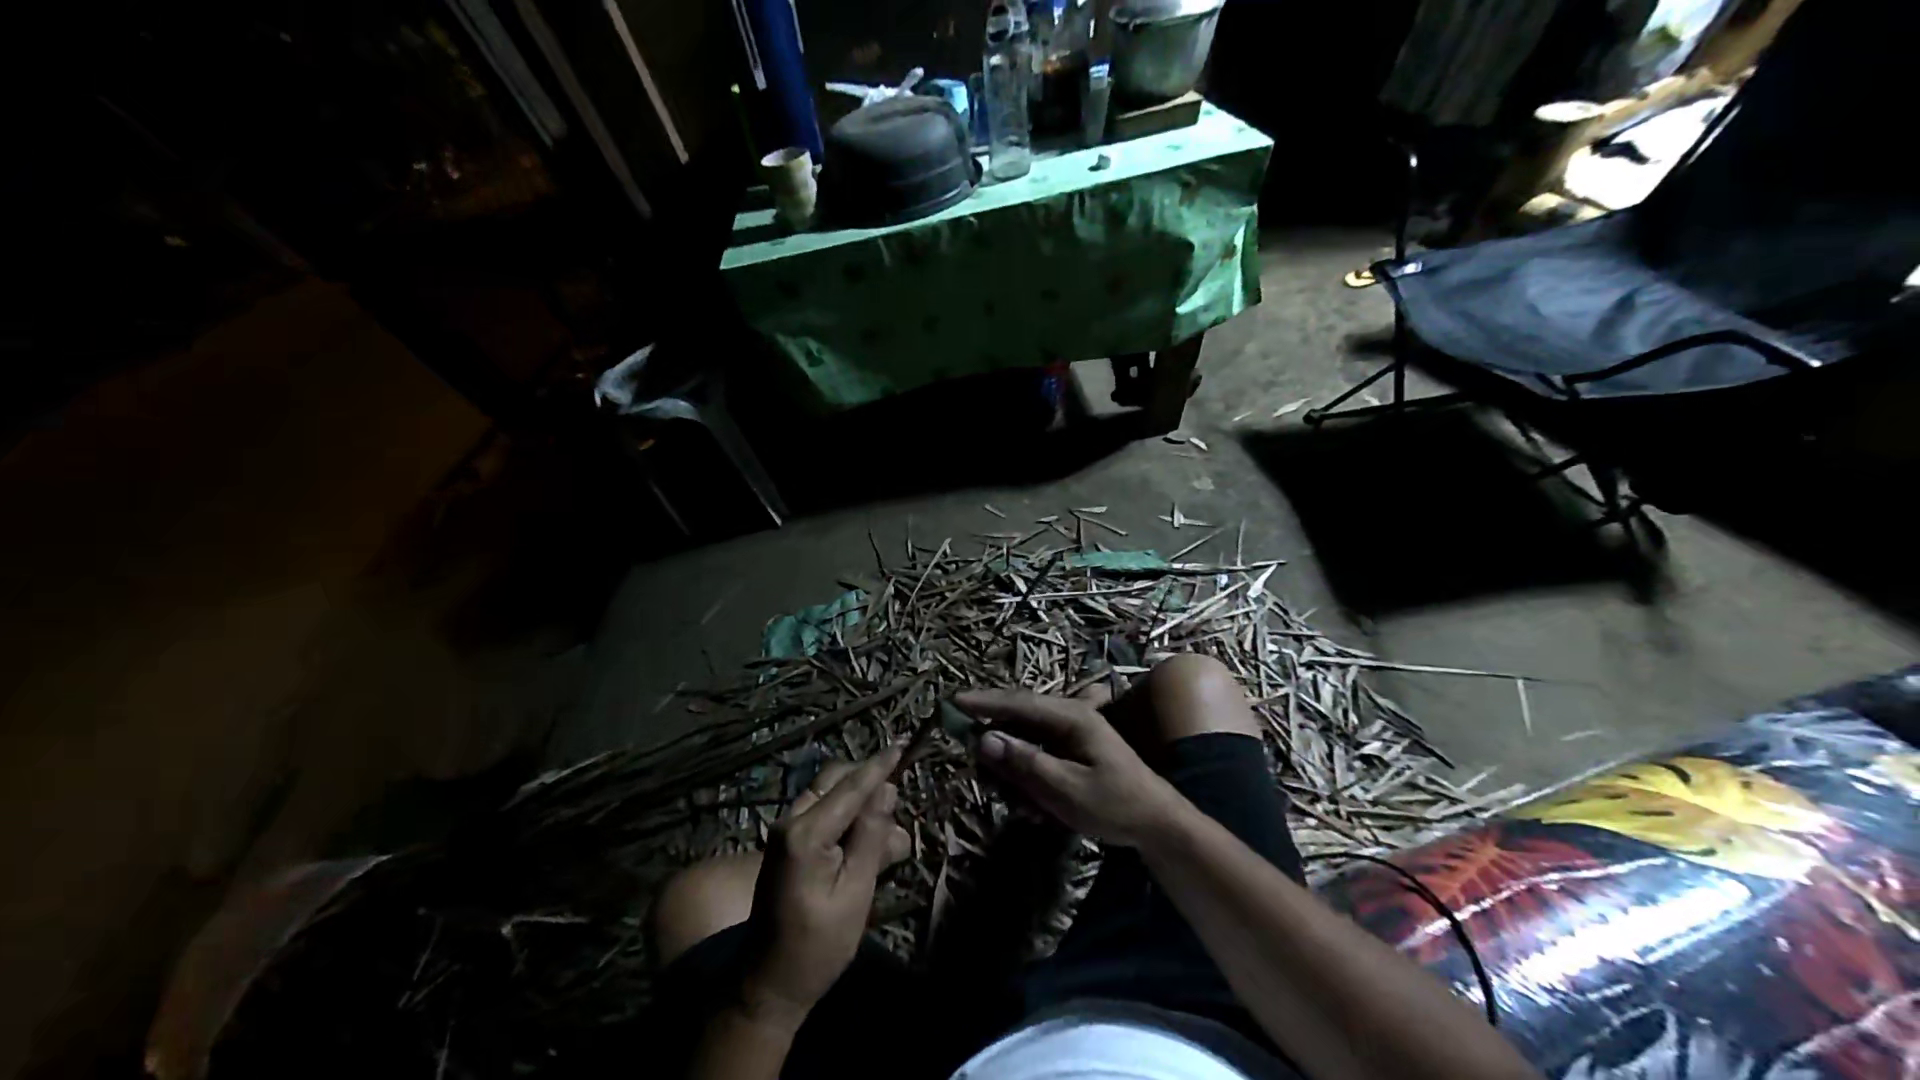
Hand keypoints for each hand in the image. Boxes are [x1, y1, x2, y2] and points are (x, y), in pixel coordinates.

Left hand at [739, 747, 909, 1027]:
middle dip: (871, 782)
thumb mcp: (855, 891)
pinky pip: (822, 813)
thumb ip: (871, 836)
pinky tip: (868, 840)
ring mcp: (785, 830)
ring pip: (830, 795)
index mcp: (805, 832)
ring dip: (861, 802)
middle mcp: (790, 820)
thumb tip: (886, 789)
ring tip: (889, 831)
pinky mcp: (787, 843)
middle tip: (901, 797)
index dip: (880, 765)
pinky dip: (847, 816)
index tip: (904, 743)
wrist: (769, 981)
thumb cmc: (818, 944)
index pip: (851, 786)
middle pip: (837, 780)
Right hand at [955, 689, 1185, 846]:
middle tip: (980, 770)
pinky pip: (1037, 758)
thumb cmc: (1115, 804)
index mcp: (1072, 717)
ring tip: (1022, 806)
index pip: (1019, 703)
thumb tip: (984, 739)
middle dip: (996, 744)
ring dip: (1014, 772)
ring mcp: (1071, 734)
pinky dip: (1029, 781)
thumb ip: (1025, 763)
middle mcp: (1070, 717)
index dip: (985, 702)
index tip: (953, 701)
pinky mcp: (1071, 752)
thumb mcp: (1066, 789)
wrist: (1157, 825)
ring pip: (1024, 742)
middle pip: (1018, 720)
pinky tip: (1036, 811)